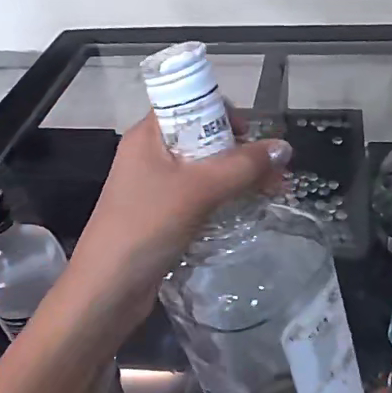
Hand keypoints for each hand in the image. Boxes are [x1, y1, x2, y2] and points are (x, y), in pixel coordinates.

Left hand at [61, 112, 290, 331]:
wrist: (107, 288)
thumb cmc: (146, 227)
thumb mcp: (197, 190)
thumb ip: (242, 166)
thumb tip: (284, 147)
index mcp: (148, 136)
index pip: (190, 103)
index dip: (224, 114)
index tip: (251, 138)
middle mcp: (149, 155)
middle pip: (202, 137)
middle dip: (241, 151)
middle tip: (275, 175)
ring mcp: (153, 187)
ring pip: (203, 171)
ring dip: (236, 178)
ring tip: (272, 193)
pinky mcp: (160, 216)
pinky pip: (197, 197)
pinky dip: (222, 200)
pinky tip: (246, 211)